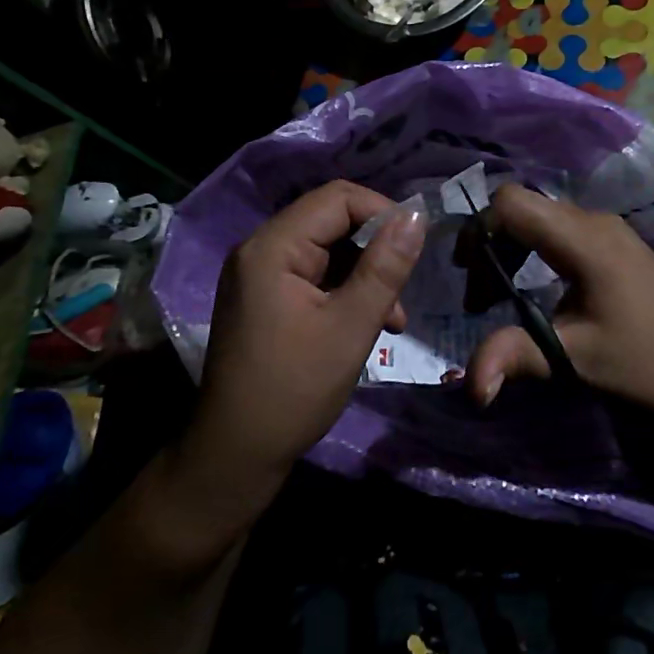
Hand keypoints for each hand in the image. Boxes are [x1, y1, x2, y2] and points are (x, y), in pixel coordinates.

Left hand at [189, 181, 424, 477]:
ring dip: (364, 273)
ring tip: (394, 316)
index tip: (417, 246)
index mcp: (272, 247)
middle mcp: (260, 249)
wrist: (236, 454)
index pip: (337, 199)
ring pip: (326, 249)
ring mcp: (259, 274)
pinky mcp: (265, 297)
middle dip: (375, 248)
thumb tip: (417, 215)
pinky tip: (370, 321)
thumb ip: (385, 268)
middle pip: (330, 221)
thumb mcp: (350, 327)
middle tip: (405, 285)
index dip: (383, 212)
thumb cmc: (295, 390)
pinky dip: (344, 290)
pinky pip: (313, 274)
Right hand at [463, 186, 653, 415]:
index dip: (480, 229)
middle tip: (476, 295)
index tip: (469, 275)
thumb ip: (516, 356)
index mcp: (584, 239)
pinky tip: (527, 288)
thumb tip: (470, 386)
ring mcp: (606, 229)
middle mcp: (593, 221)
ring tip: (493, 296)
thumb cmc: (650, 362)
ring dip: (507, 250)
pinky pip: (556, 231)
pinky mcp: (612, 244)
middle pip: (520, 207)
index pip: (511, 201)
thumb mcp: (577, 359)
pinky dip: (530, 252)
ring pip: (537, 218)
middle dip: (488, 243)